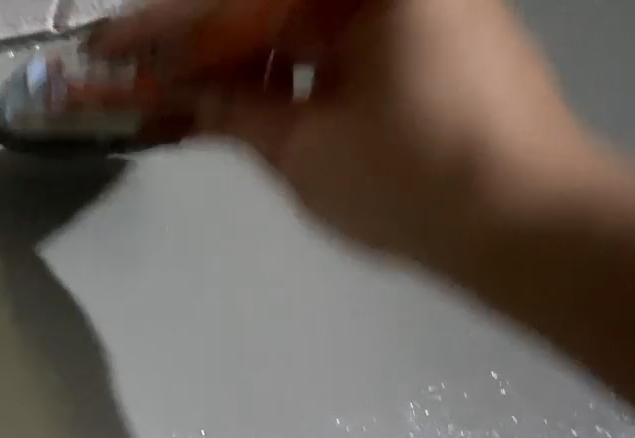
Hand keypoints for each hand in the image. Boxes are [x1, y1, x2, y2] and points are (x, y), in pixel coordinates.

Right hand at [90, 0, 613, 267]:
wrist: (522, 218)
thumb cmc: (411, 174)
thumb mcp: (304, 147)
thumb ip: (235, 112)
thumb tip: (179, 98)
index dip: (173, 21)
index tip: (112, 41)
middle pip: (277, 0)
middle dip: (205, 34)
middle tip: (139, 65)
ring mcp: (416, 8)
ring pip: (303, 18)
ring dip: (240, 53)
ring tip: (175, 89)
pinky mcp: (424, 42)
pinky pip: (334, 42)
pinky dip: (285, 68)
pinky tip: (236, 95)